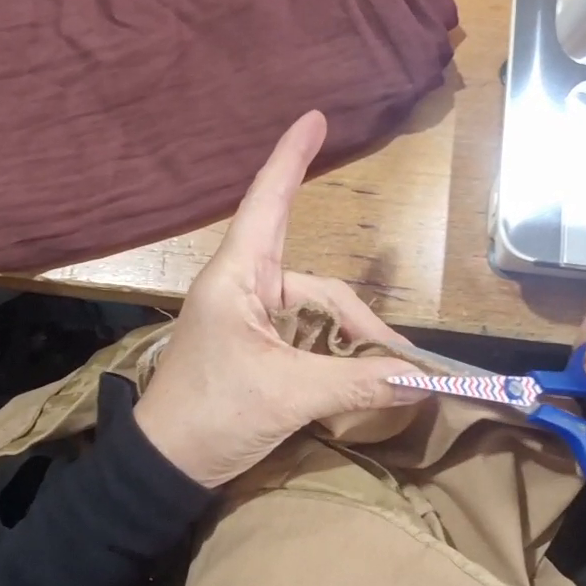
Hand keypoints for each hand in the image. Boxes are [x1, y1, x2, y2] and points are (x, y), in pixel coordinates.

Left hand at [133, 112, 424, 487]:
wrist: (165, 468)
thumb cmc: (212, 414)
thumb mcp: (289, 395)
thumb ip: (357, 382)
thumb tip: (420, 379)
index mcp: (238, 278)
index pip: (269, 203)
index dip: (291, 159)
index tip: (314, 118)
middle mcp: (245, 289)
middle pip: (319, 287)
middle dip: (357, 322)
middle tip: (397, 361)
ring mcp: (250, 322)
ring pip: (318, 319)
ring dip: (348, 348)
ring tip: (378, 383)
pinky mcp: (256, 350)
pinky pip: (307, 341)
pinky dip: (333, 360)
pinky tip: (353, 384)